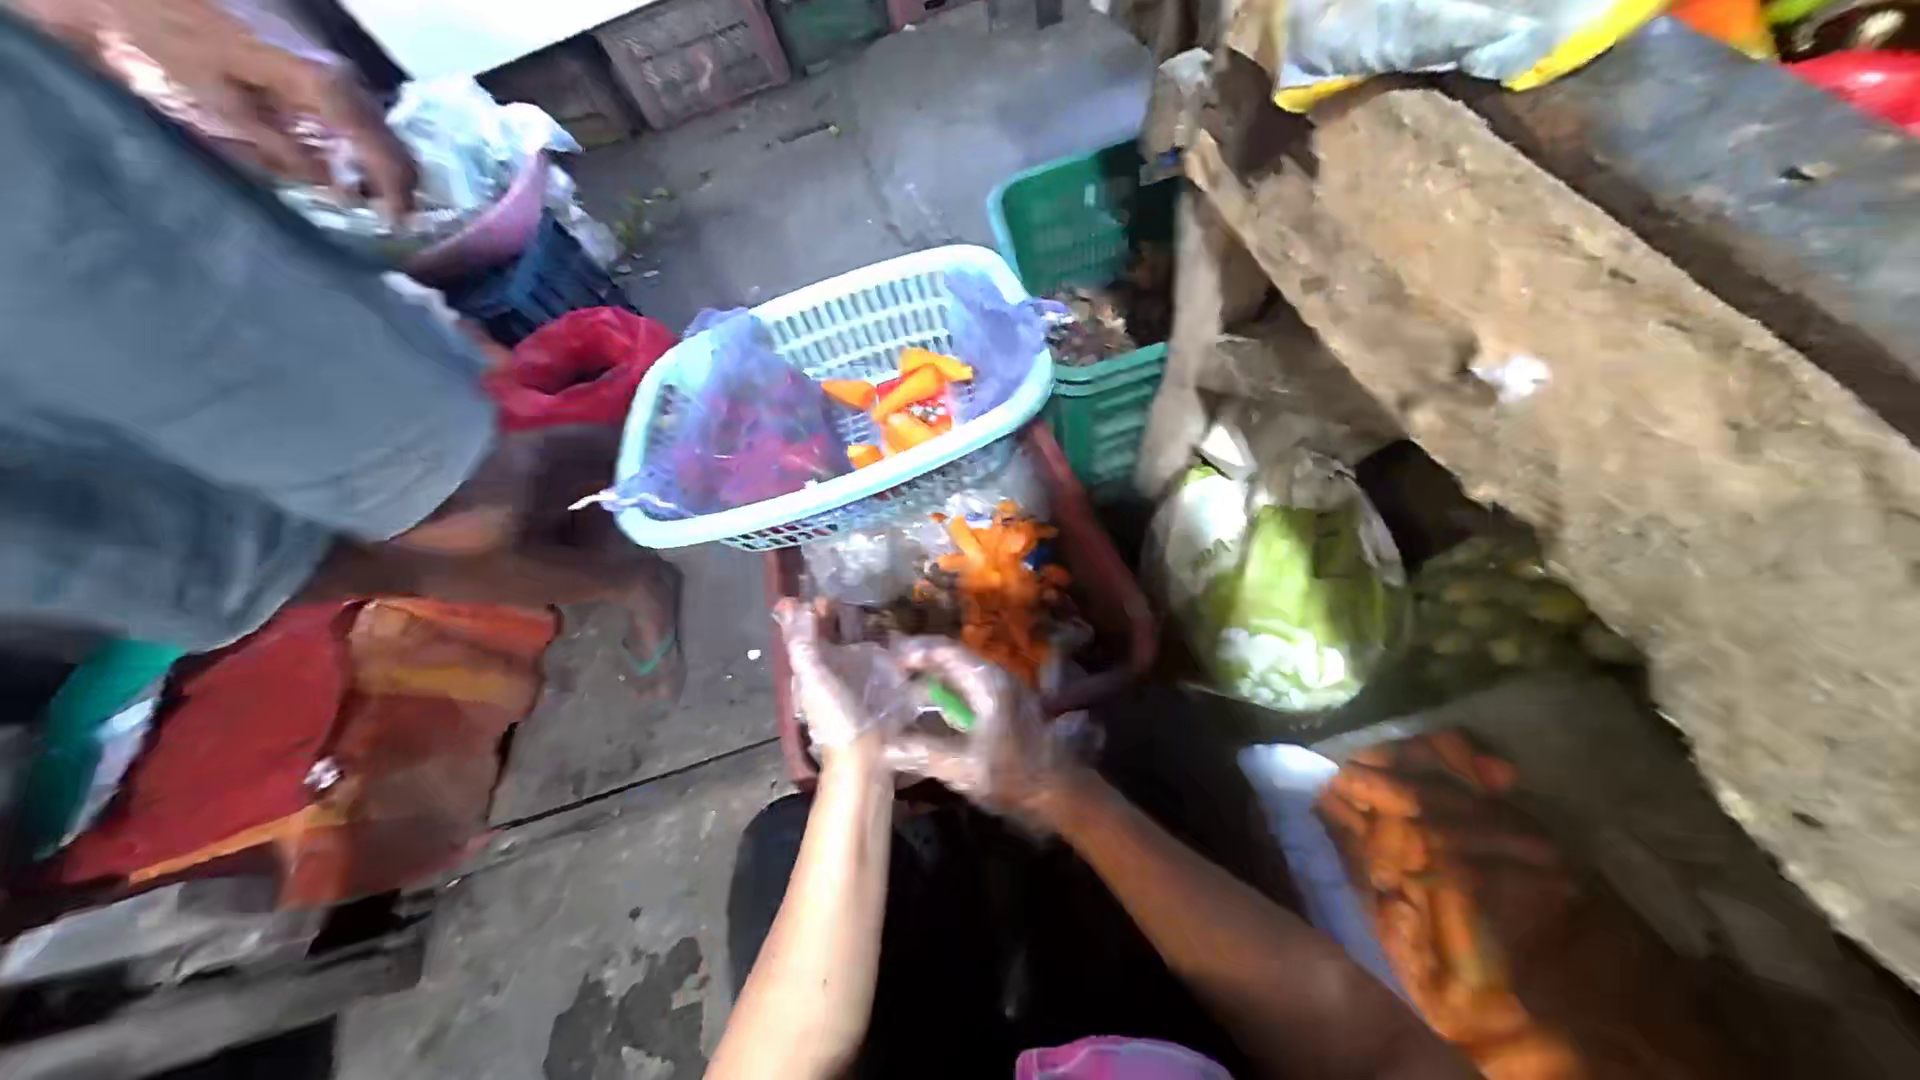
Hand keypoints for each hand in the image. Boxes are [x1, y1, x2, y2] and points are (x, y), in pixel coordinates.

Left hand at [19, 0, 416, 217]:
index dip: (397, 197)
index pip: (386, 157)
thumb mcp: (220, 98)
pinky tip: (342, 162)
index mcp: (330, 92)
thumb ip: (280, 148)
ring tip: (361, 194)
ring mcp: (342, 72)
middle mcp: (349, 82)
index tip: (395, 227)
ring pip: (383, 136)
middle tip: (386, 218)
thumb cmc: (178, 30)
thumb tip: (329, 185)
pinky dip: (363, 148)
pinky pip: (363, 120)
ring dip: (379, 168)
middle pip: (395, 148)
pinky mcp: (329, 67)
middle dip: (396, 187)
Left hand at [774, 599, 897, 763]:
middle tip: (841, 590)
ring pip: (860, 630)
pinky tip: (894, 621)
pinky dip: (888, 630)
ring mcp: (862, 663)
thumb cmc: (835, 717)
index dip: (806, 610)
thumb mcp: (813, 678)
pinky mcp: (887, 669)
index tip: (815, 593)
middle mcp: (836, 659)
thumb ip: (803, 643)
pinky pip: (887, 642)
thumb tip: (794, 605)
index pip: (805, 628)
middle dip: (834, 607)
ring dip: (862, 615)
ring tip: (869, 594)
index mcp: (812, 662)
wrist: (869, 750)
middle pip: (833, 625)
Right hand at [884, 637, 1080, 820]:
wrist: (1061, 791)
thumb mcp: (965, 770)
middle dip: (918, 662)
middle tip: (887, 674)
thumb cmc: (1015, 777)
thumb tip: (884, 747)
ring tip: (901, 688)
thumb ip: (923, 754)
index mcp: (987, 683)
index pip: (944, 651)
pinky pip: (969, 685)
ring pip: (959, 671)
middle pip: (951, 657)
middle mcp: (996, 676)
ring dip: (931, 676)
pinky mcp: (1005, 702)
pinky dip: (946, 689)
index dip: (913, 651)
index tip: (885, 661)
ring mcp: (1003, 688)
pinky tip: (929, 706)